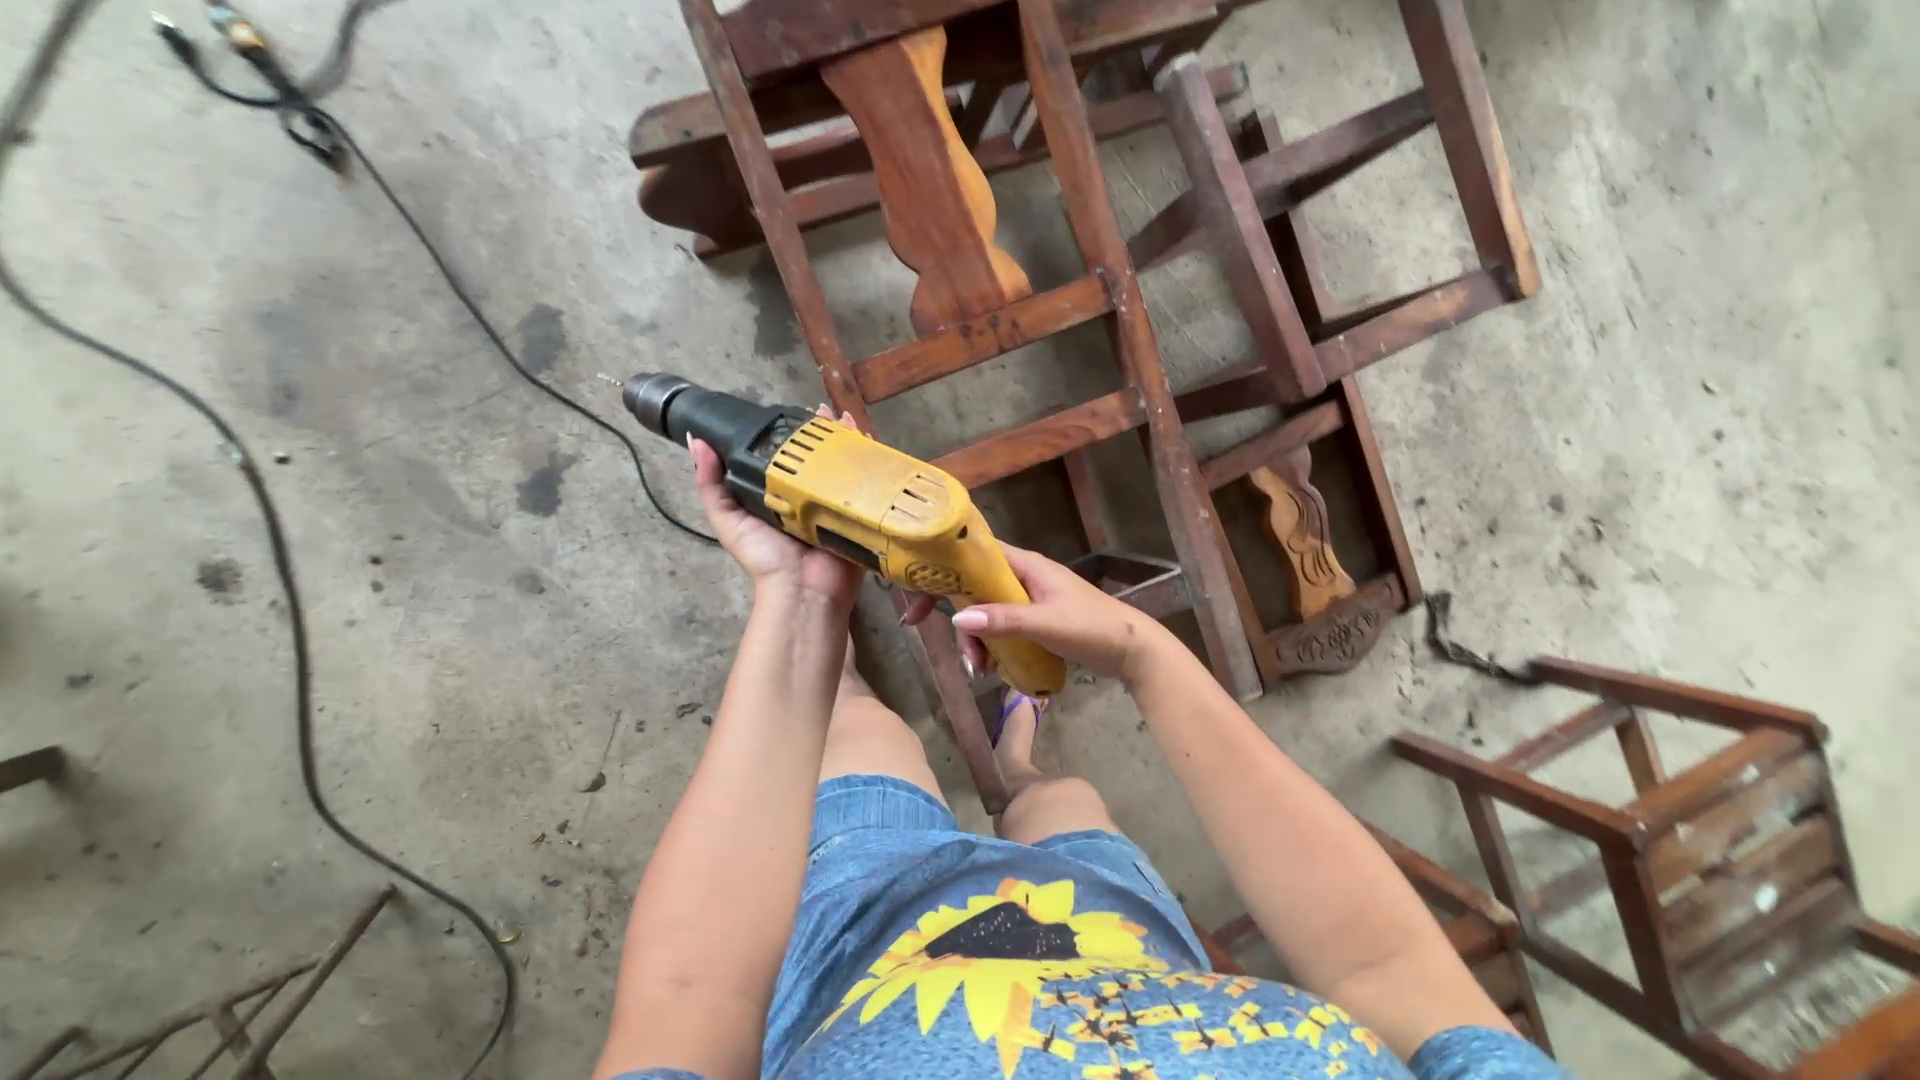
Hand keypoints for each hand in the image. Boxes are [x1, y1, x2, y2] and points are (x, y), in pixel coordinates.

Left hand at [690, 407, 863, 610]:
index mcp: (781, 495)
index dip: (794, 433)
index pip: (789, 456)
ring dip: (850, 441)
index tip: (798, 412)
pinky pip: (870, 484)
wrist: (803, 591)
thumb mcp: (728, 520)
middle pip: (821, 456)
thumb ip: (711, 485)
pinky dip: (873, 462)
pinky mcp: (861, 514)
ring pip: (847, 465)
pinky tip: (870, 442)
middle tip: (826, 412)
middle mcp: (811, 496)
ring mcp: (838, 504)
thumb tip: (696, 441)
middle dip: (826, 432)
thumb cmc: (765, 558)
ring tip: (848, 421)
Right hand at [938, 543, 1175, 681]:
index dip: (942, 568)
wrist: (1133, 651)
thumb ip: (1004, 620)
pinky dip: (991, 646)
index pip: (974, 554)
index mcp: (1026, 565)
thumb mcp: (1046, 624)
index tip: (917, 596)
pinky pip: (1000, 628)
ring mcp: (1028, 599)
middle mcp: (1023, 577)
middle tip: (950, 648)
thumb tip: (958, 618)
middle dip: (960, 619)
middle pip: (974, 589)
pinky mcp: (1034, 620)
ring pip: (985, 613)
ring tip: (982, 670)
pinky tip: (993, 669)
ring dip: (977, 640)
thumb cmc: (1093, 628)